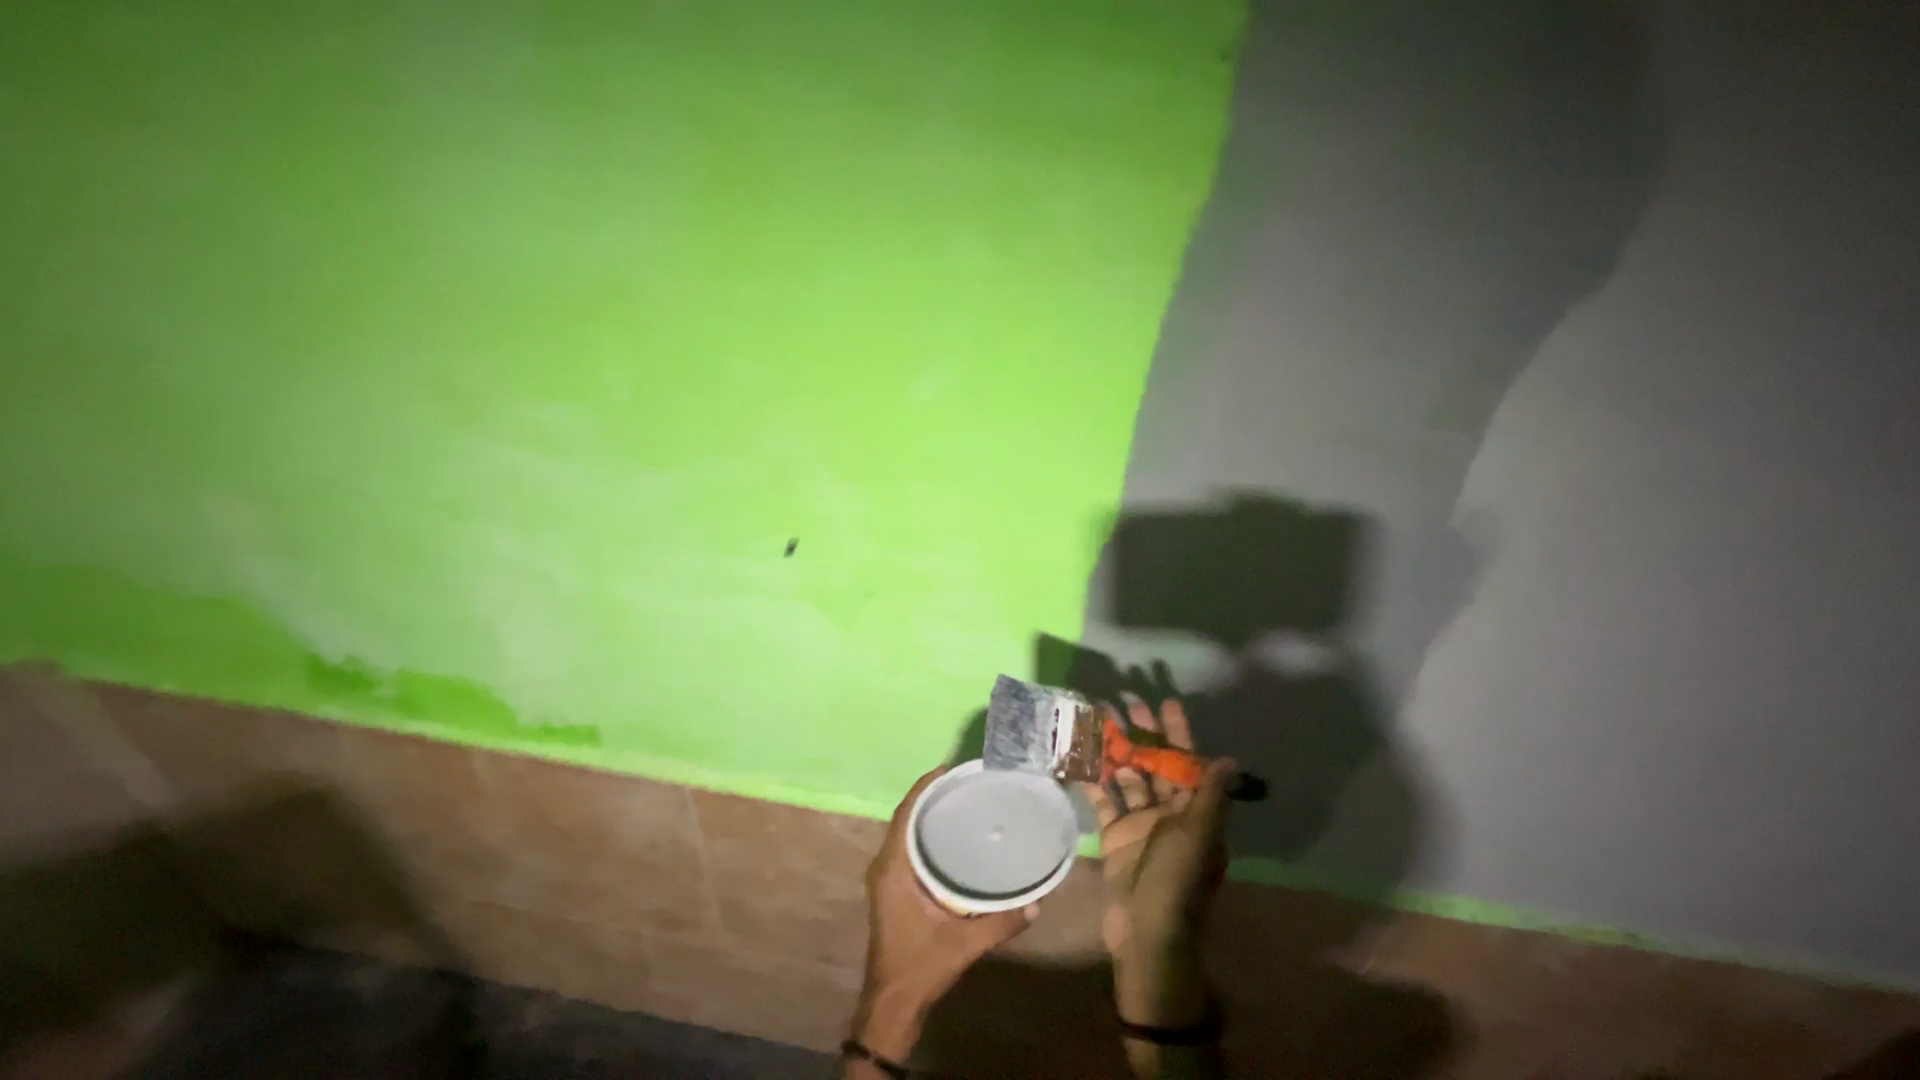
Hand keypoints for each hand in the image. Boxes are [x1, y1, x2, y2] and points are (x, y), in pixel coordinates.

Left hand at [850, 766, 1038, 1061]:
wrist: (892, 1004)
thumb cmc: (919, 967)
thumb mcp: (963, 944)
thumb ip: (1000, 923)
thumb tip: (1036, 903)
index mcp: (893, 868)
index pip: (905, 813)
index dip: (925, 787)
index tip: (951, 769)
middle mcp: (886, 866)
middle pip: (907, 818)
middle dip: (933, 797)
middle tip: (968, 783)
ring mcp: (888, 878)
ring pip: (907, 834)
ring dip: (930, 816)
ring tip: (966, 801)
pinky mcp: (895, 889)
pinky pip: (910, 850)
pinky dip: (929, 837)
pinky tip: (957, 839)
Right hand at [1085, 695, 1235, 1027]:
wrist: (1146, 933)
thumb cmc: (1177, 881)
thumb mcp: (1199, 836)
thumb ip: (1209, 796)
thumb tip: (1226, 758)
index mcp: (1195, 812)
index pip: (1188, 763)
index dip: (1178, 733)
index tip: (1166, 703)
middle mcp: (1170, 813)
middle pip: (1156, 765)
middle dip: (1143, 734)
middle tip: (1124, 701)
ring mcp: (1140, 825)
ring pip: (1128, 778)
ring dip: (1116, 751)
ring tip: (1098, 720)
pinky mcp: (1115, 836)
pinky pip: (1104, 801)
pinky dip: (1093, 781)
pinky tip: (1079, 757)